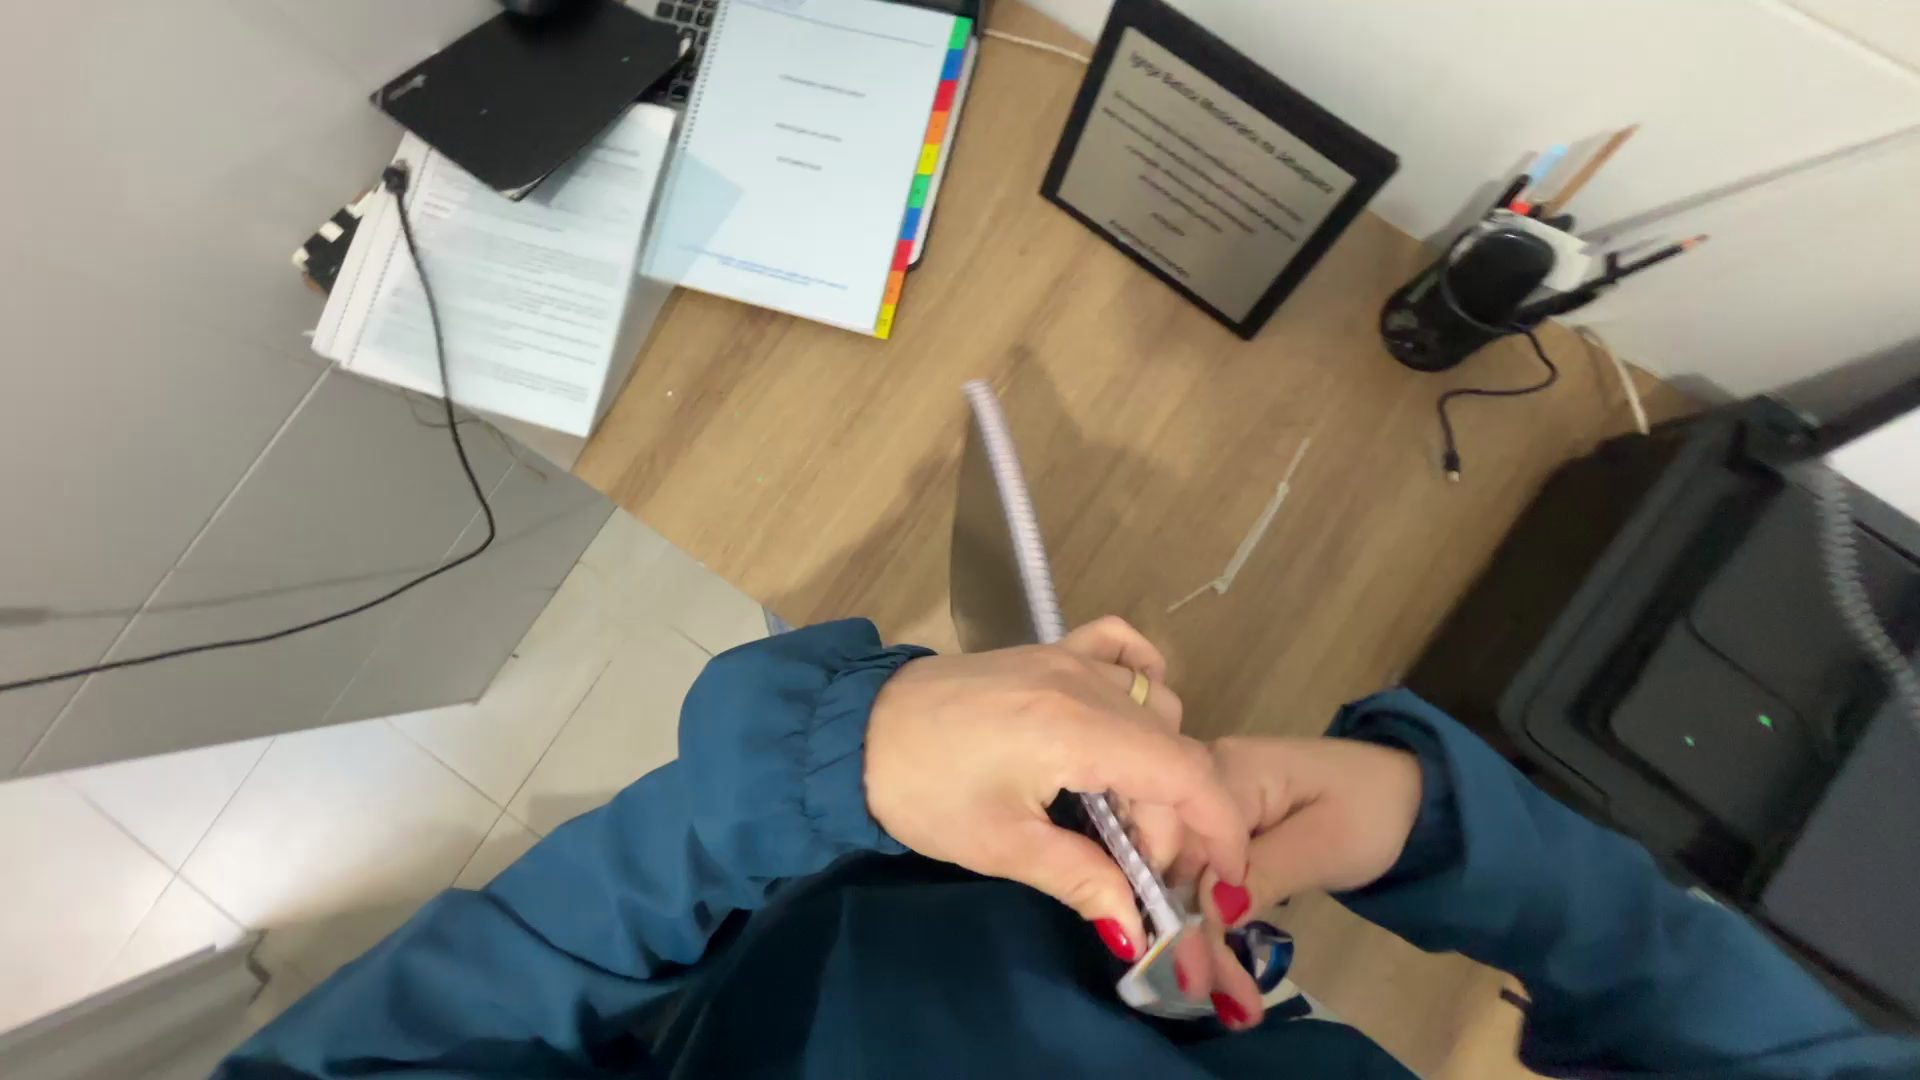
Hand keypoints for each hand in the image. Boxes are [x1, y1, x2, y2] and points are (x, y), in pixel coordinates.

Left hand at [864, 617, 1246, 961]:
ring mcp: (1067, 655)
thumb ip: (1080, 880)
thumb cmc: (923, 790)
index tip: (1220, 881)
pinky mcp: (1048, 648)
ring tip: (1117, 809)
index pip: (1186, 773)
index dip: (1220, 829)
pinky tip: (1127, 715)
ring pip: (1154, 703)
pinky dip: (1141, 674)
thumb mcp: (1000, 845)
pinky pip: (1118, 644)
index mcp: (1076, 729)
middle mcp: (1083, 682)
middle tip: (1134, 866)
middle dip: (1173, 817)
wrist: (859, 729)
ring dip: (1156, 762)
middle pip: (1172, 747)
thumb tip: (1139, 928)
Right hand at [1174, 735, 1422, 1029]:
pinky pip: (1198, 871)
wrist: (1397, 788)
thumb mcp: (1328, 847)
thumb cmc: (1369, 811)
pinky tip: (1224, 968)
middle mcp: (1200, 780)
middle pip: (1174, 857)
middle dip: (1184, 927)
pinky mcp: (1213, 825)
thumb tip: (1211, 910)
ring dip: (1197, 933)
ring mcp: (1203, 802)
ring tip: (1228, 997)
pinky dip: (1210, 919)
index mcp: (1227, 770)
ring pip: (1181, 871)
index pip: (1186, 838)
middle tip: (1205, 990)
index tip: (1200, 968)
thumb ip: (1267, 873)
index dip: (1186, 901)